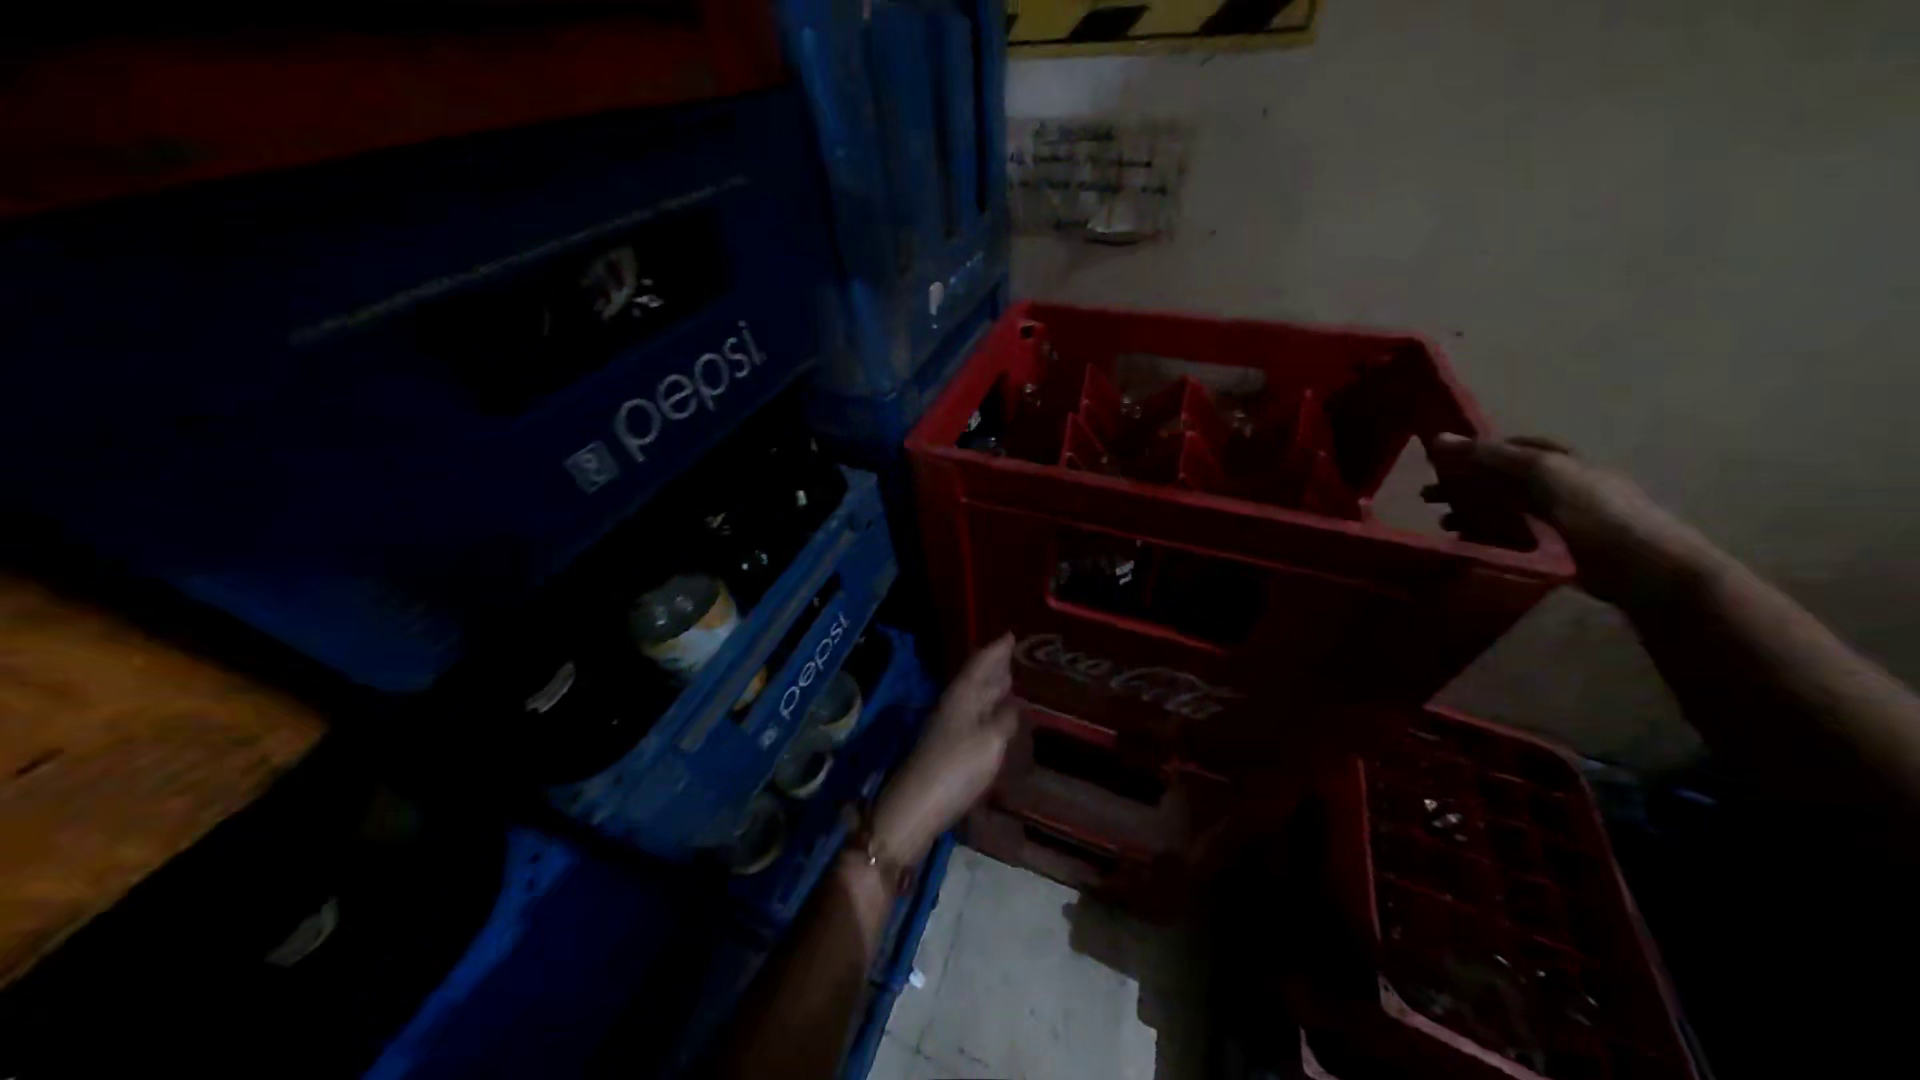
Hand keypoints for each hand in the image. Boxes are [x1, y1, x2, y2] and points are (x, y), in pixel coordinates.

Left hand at [868, 634, 1018, 865]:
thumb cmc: (956, 769)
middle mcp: (952, 706)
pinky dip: (986, 710)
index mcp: (961, 697)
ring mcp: (946, 728)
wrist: (915, 808)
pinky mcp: (946, 749)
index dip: (996, 650)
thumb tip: (1013, 704)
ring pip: (972, 698)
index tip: (1011, 635)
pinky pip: (971, 717)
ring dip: (989, 688)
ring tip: (1007, 680)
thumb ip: (1004, 720)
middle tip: (1011, 655)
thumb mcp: (990, 742)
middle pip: (974, 679)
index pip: (980, 664)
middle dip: (992, 667)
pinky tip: (994, 718)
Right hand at [1426, 433, 1720, 606]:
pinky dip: (1484, 533)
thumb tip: (1439, 437)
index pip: (1510, 447)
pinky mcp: (1555, 547)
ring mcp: (1557, 517)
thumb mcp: (1543, 473)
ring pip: (1502, 506)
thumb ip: (1493, 455)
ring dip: (1469, 510)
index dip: (1475, 450)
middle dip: (1464, 483)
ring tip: (1441, 522)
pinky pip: (1509, 533)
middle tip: (1426, 496)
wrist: (1644, 567)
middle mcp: (1558, 484)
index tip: (1439, 461)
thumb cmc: (1595, 512)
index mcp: (1560, 461)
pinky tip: (1466, 541)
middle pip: (1501, 477)